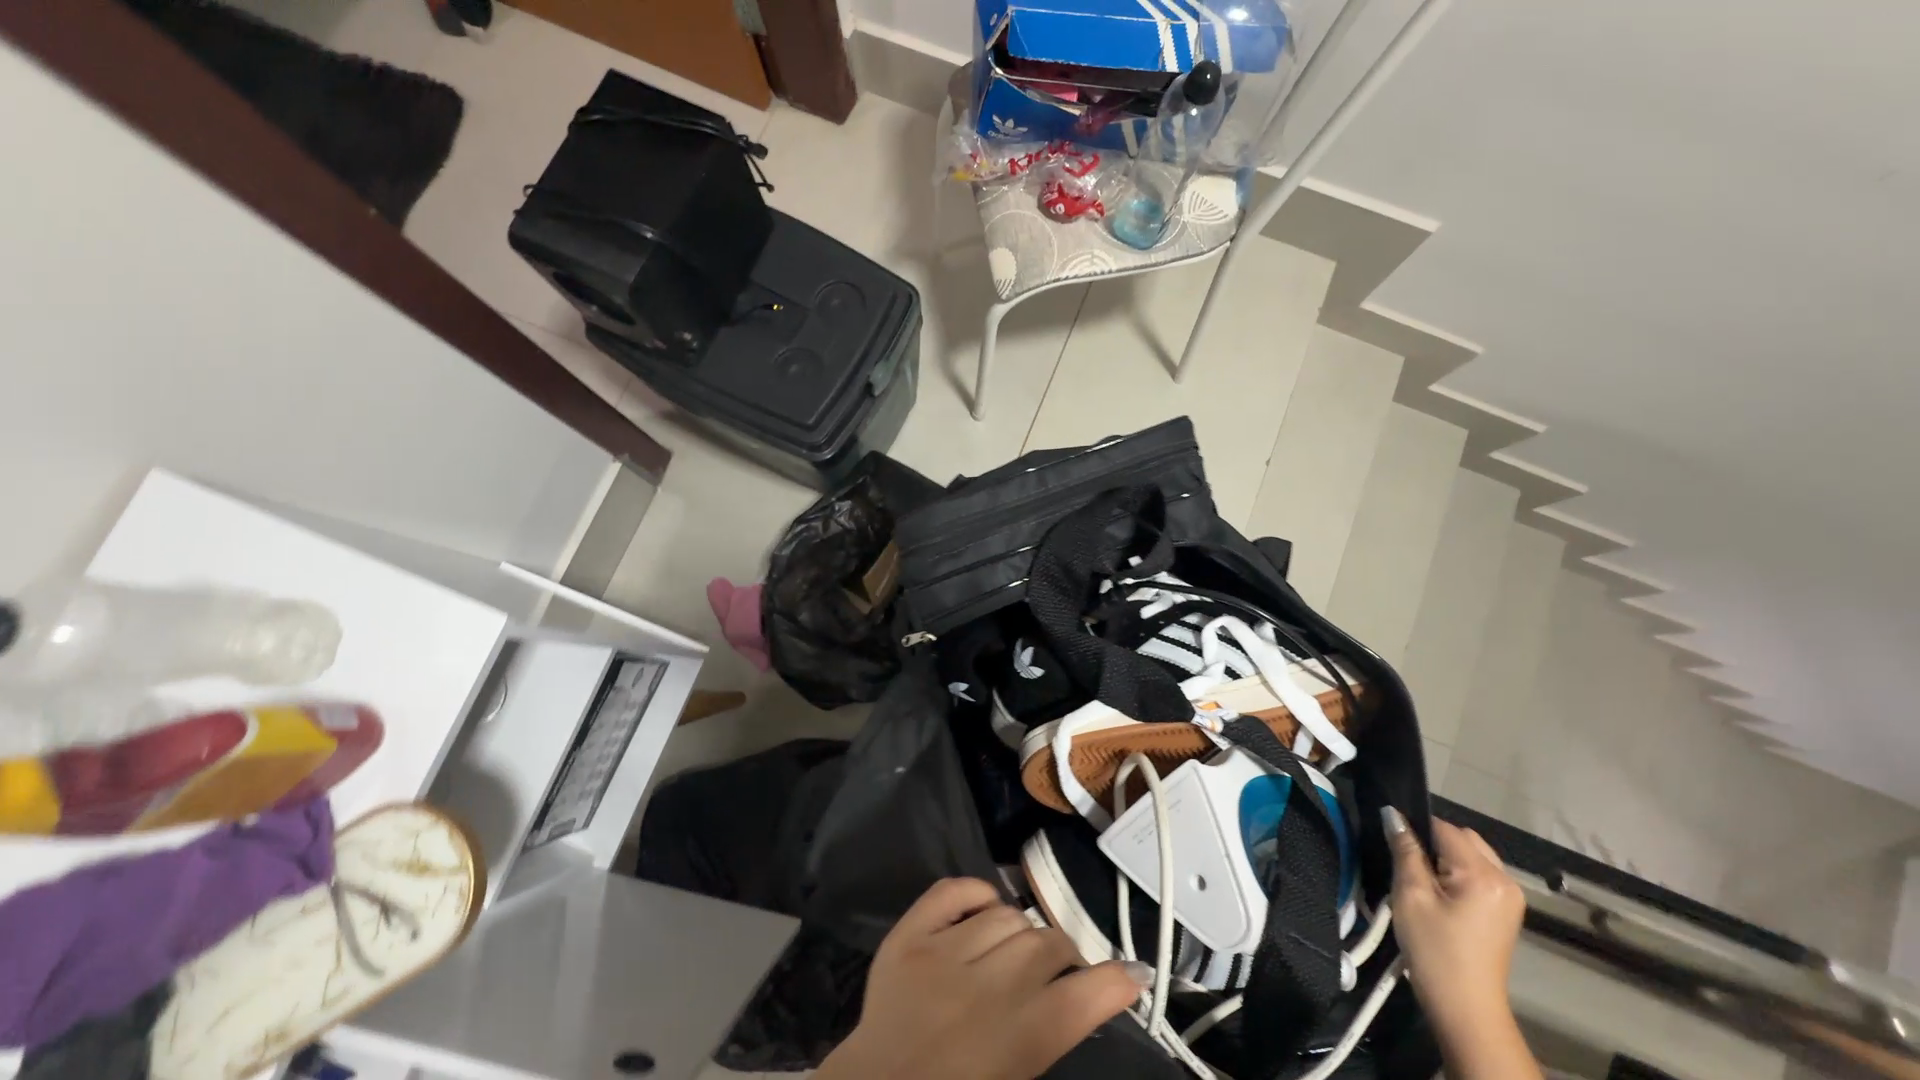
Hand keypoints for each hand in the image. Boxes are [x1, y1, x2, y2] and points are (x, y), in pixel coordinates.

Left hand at [815, 878, 1147, 1079]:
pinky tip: (981, 913)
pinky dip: (975, 894)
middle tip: (1051, 975)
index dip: (1118, 979)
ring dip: (1019, 930)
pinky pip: (953, 890)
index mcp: (1019, 1036)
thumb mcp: (1021, 1067)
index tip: (1132, 974)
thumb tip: (1107, 985)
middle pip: (1049, 943)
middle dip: (1061, 955)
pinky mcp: (907, 936)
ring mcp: (942, 957)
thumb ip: (1059, 1026)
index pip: (1087, 993)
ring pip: (1008, 915)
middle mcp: (986, 990)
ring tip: (1009, 954)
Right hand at [1385, 808, 1525, 1028]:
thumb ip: (1405, 851)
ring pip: (1474, 855)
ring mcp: (1511, 896)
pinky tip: (1444, 899)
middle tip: (1411, 871)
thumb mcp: (1411, 897)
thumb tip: (1393, 815)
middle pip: (1465, 839)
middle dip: (1435, 844)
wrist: (1465, 1006)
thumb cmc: (1433, 951)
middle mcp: (1505, 878)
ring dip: (1448, 860)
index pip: (1446, 829)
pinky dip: (1461, 875)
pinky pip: (1482, 874)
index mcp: (1484, 874)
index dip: (1417, 830)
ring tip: (1427, 887)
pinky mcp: (1508, 911)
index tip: (1394, 847)